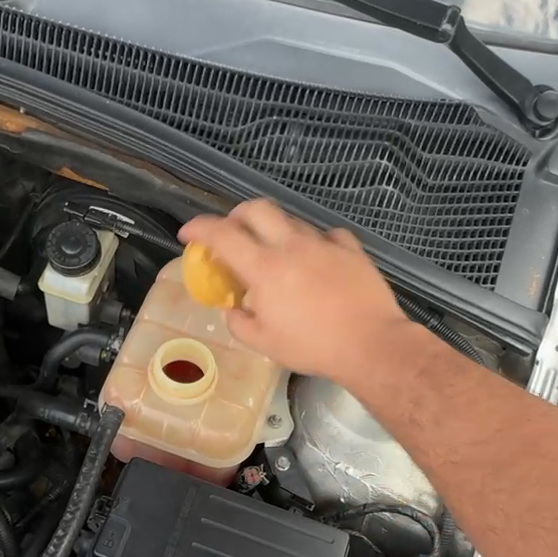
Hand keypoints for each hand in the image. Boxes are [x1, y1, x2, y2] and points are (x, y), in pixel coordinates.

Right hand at [178, 200, 413, 378]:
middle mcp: (292, 246)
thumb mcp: (264, 344)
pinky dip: (313, 243)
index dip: (199, 228)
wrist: (370, 344)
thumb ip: (240, 323)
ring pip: (292, 221)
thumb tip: (232, 309)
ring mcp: (324, 244)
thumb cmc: (312, 347)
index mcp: (265, 268)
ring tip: (275, 254)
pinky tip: (315, 259)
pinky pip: (326, 235)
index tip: (187, 233)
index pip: (222, 235)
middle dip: (236, 215)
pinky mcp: (351, 249)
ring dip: (275, 231)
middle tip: (231, 232)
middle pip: (256, 209)